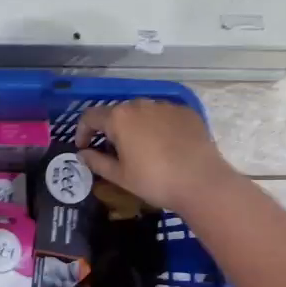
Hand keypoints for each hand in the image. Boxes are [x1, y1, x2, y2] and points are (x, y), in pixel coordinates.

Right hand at [75, 99, 238, 211]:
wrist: (203, 182)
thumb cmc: (155, 180)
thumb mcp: (121, 177)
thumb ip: (97, 162)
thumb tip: (82, 154)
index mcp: (119, 118)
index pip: (91, 116)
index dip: (82, 131)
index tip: (84, 147)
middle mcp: (140, 104)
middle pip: (117, 112)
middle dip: (111, 129)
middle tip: (114, 151)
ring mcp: (165, 105)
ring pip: (142, 112)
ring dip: (136, 126)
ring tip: (143, 149)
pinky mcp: (185, 112)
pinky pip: (165, 116)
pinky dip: (159, 127)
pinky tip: (167, 146)